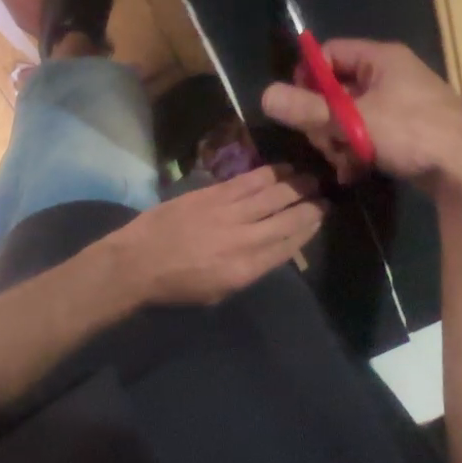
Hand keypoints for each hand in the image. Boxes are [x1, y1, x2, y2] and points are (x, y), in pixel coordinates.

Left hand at [102, 166, 323, 305]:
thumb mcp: (219, 292)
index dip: (310, 228)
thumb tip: (271, 250)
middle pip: (288, 216)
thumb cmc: (176, 287)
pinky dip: (270, 173)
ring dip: (295, 183)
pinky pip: (249, 180)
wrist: (137, 263)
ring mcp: (229, 212)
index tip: (322, 216)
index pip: (290, 245)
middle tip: (324, 194)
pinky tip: (283, 170)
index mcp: (247, 269)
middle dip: (310, 204)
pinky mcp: (213, 194)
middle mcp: (245, 239)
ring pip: (273, 193)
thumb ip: (249, 270)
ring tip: (310, 177)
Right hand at [261, 39, 461, 200]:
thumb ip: (308, 110)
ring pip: (351, 118)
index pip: (329, 53)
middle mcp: (391, 74)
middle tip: (324, 144)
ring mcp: (401, 104)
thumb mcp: (354, 121)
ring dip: (339, 142)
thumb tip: (265, 96)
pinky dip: (357, 153)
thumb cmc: (412, 133)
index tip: (298, 108)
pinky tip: (354, 174)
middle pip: (336, 89)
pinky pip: (369, 135)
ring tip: (343, 164)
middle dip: (324, 120)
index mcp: (381, 58)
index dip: (308, 78)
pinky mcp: (407, 132)